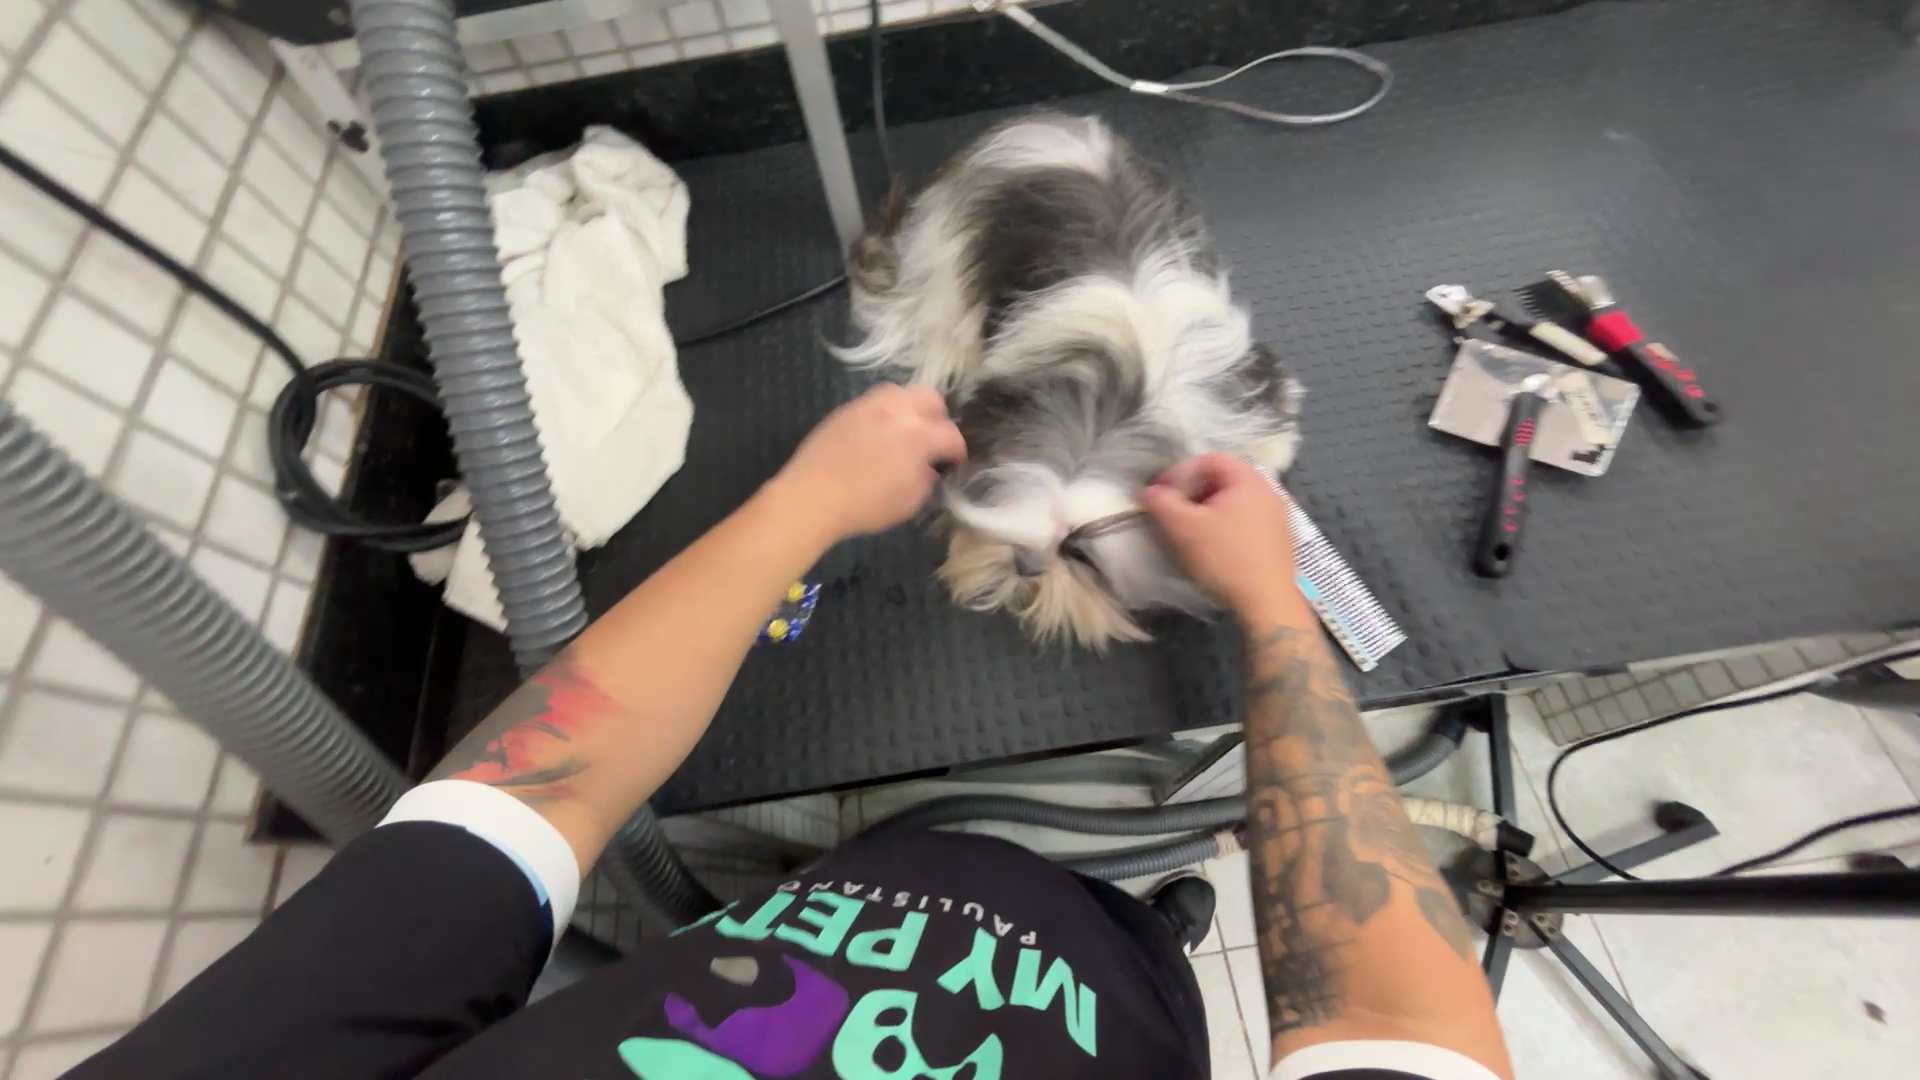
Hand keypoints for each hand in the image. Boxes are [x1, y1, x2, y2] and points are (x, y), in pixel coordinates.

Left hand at [773, 383, 966, 541]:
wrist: (811, 497)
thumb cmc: (864, 506)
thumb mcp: (908, 502)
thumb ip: (926, 479)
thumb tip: (928, 467)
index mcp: (918, 436)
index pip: (951, 435)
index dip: (958, 451)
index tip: (955, 462)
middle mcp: (896, 412)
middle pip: (929, 398)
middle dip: (938, 418)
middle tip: (933, 440)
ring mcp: (868, 406)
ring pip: (901, 392)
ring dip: (910, 408)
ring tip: (906, 431)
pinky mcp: (846, 410)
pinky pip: (874, 401)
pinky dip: (885, 413)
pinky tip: (878, 435)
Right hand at [1139, 454, 1304, 621]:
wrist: (1267, 602)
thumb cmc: (1223, 557)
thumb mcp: (1183, 528)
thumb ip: (1161, 502)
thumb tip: (1147, 490)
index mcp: (1248, 479)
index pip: (1208, 460)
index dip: (1178, 472)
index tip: (1159, 493)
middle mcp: (1268, 490)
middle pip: (1222, 478)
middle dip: (1192, 491)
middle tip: (1172, 511)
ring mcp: (1278, 514)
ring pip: (1234, 500)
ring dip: (1207, 508)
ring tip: (1189, 529)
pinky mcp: (1280, 537)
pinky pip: (1246, 518)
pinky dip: (1225, 523)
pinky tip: (1213, 545)